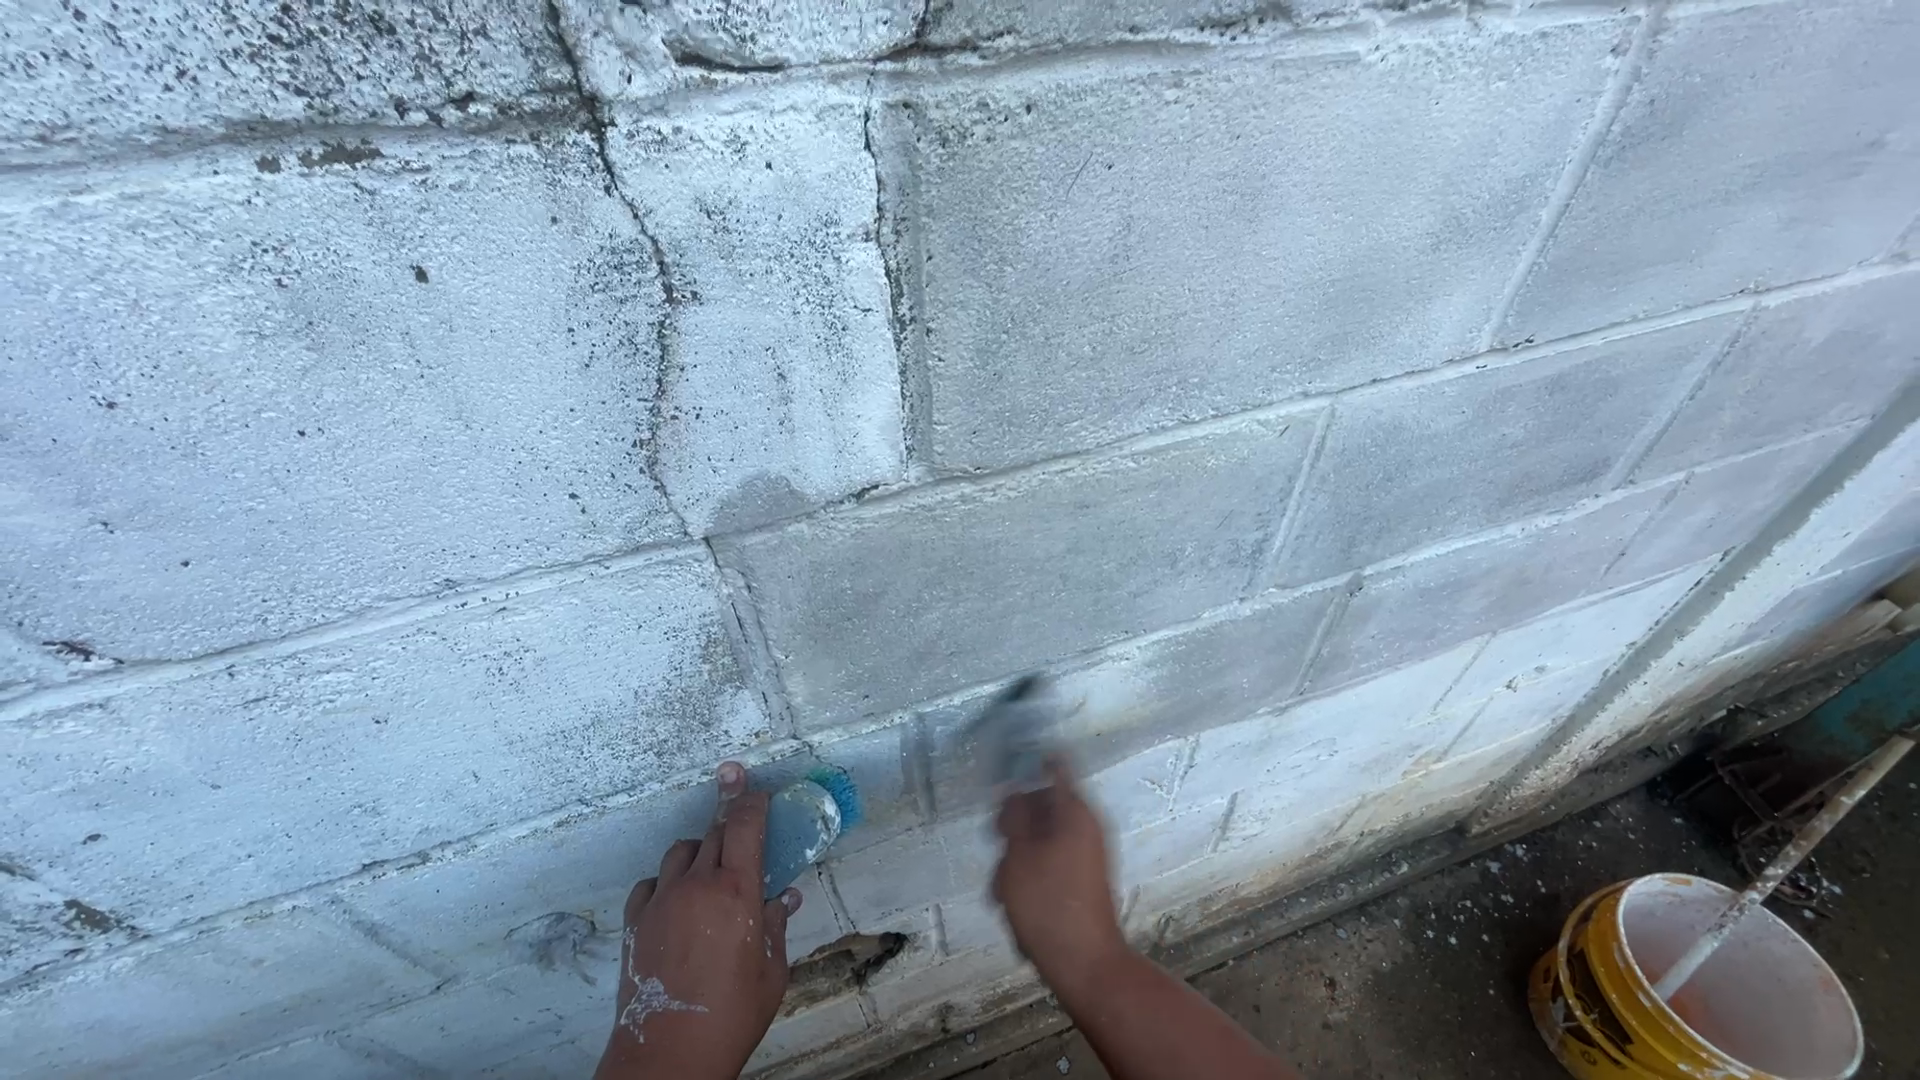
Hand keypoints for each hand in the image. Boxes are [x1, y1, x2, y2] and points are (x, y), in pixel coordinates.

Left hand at [595, 761, 801, 1079]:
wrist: (668, 1056)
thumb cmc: (731, 1016)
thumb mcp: (771, 972)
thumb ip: (776, 927)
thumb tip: (784, 900)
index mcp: (737, 892)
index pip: (744, 824)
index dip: (752, 801)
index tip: (759, 791)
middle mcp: (697, 886)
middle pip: (714, 831)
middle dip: (732, 827)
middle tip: (744, 838)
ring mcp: (661, 901)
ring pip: (681, 851)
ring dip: (701, 852)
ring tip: (712, 875)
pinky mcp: (636, 922)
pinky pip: (652, 883)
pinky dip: (668, 882)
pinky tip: (678, 903)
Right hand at [992, 758, 1128, 989]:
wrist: (1086, 965)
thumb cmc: (1049, 905)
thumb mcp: (1018, 855)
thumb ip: (1014, 815)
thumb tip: (1015, 790)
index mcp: (1076, 811)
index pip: (1053, 765)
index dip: (1026, 765)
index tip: (1003, 782)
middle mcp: (1086, 826)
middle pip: (1041, 807)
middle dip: (1013, 828)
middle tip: (999, 851)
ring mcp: (1087, 854)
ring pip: (1040, 840)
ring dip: (1016, 860)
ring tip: (1005, 892)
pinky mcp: (1083, 880)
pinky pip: (1050, 864)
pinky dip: (1030, 878)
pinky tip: (1016, 905)